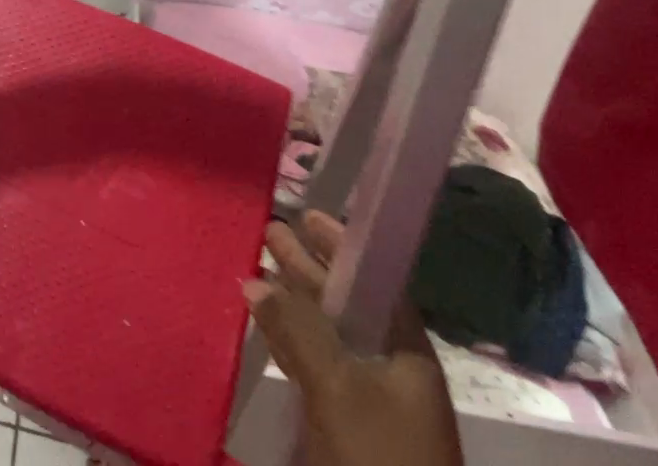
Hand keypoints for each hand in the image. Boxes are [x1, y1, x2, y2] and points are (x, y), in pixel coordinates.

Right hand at [243, 212, 463, 465]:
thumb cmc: (378, 454)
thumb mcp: (337, 388)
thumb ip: (297, 331)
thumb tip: (254, 281)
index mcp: (404, 350)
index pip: (374, 282)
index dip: (343, 248)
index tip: (307, 215)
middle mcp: (389, 364)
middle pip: (346, 303)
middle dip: (309, 267)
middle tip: (270, 231)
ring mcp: (368, 394)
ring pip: (326, 332)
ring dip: (293, 300)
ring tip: (257, 267)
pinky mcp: (345, 419)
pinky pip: (314, 362)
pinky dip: (289, 339)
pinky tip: (263, 325)